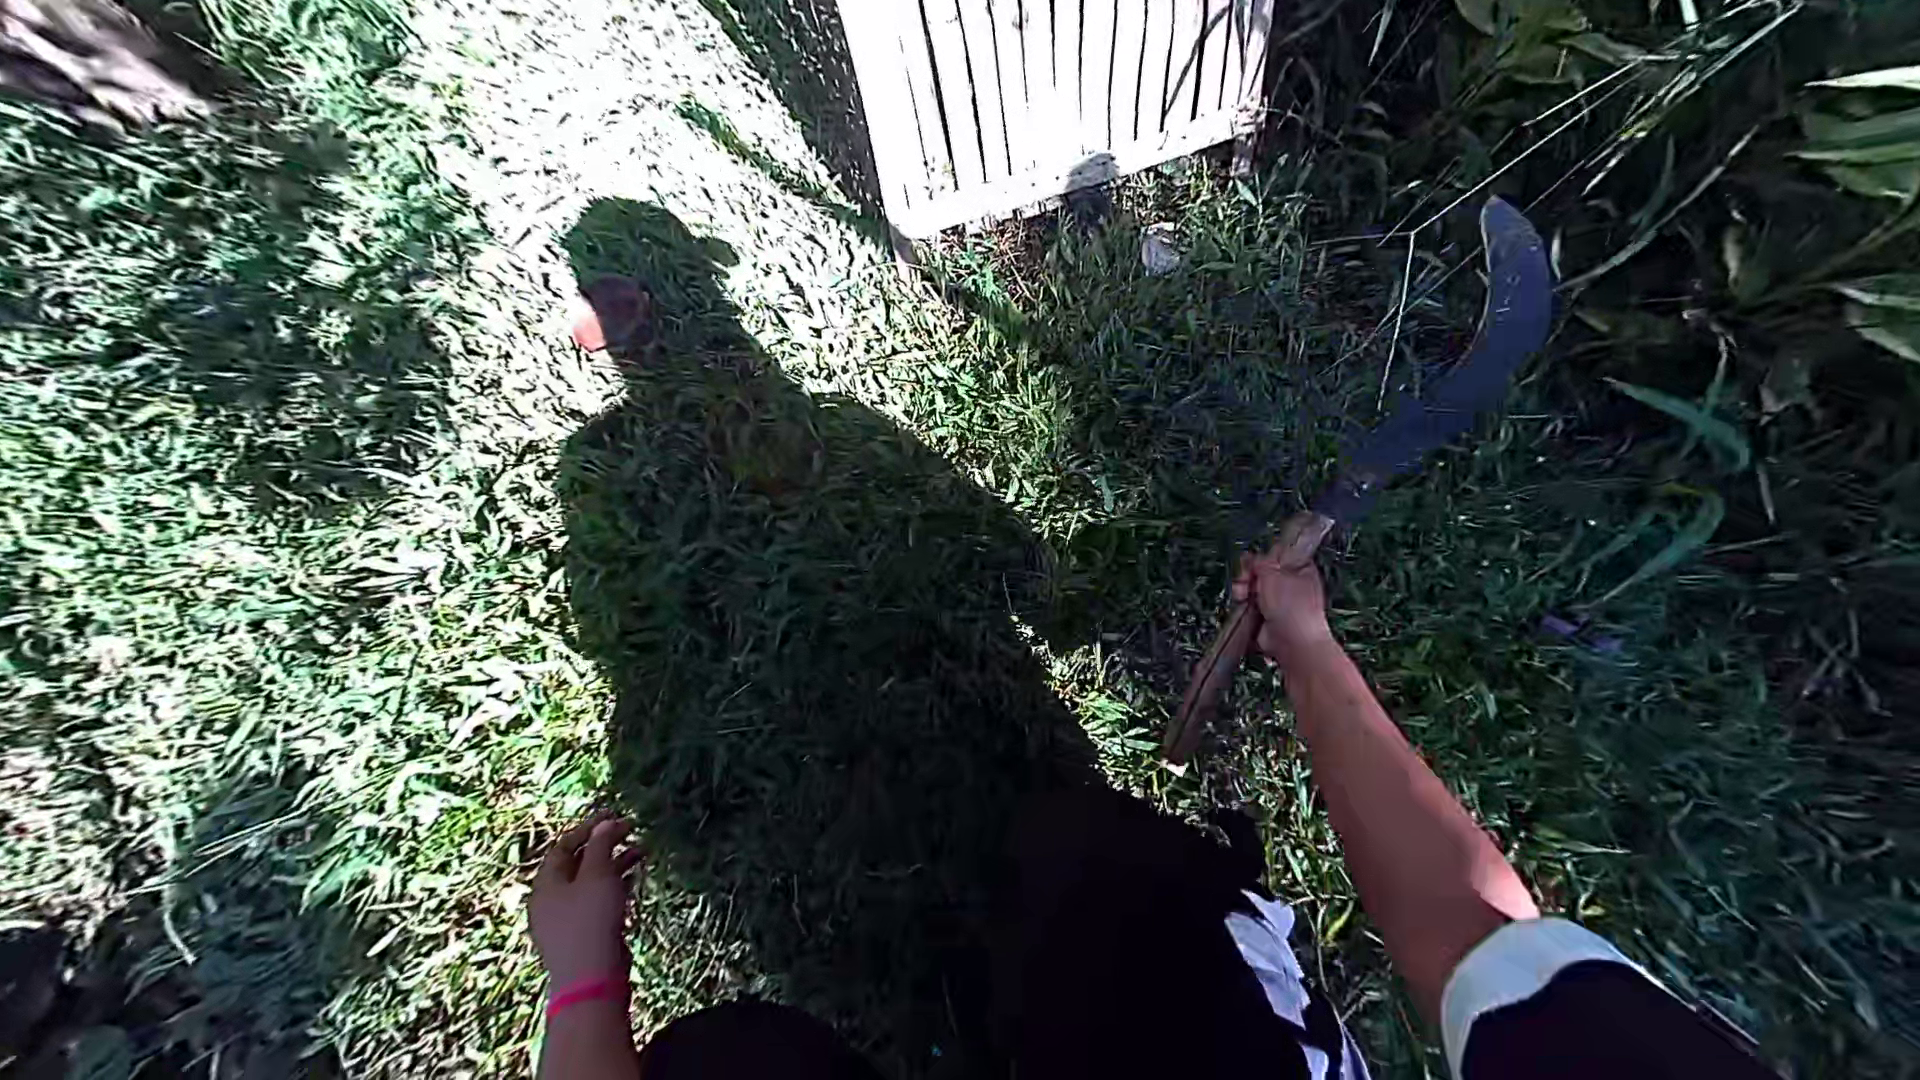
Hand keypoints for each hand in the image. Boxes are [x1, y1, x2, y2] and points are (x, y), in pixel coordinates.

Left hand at [529, 810, 642, 984]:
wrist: (591, 976)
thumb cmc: (590, 918)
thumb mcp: (597, 875)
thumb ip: (601, 846)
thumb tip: (605, 823)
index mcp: (546, 885)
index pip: (564, 847)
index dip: (588, 828)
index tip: (613, 814)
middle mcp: (550, 900)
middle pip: (577, 863)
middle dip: (604, 844)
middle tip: (630, 829)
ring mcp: (565, 918)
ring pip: (590, 880)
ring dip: (614, 862)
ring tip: (640, 850)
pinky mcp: (582, 931)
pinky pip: (597, 898)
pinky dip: (615, 883)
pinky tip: (634, 877)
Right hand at [1231, 536, 1335, 665]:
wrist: (1291, 641)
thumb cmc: (1295, 609)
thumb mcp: (1274, 574)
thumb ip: (1262, 562)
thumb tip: (1254, 559)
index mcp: (1300, 570)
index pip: (1276, 555)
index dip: (1262, 558)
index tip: (1253, 562)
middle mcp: (1290, 585)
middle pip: (1260, 572)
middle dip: (1248, 575)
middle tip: (1246, 579)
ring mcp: (1278, 602)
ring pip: (1252, 588)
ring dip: (1243, 589)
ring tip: (1243, 594)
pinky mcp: (1265, 616)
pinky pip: (1248, 604)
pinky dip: (1243, 604)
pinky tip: (1243, 604)